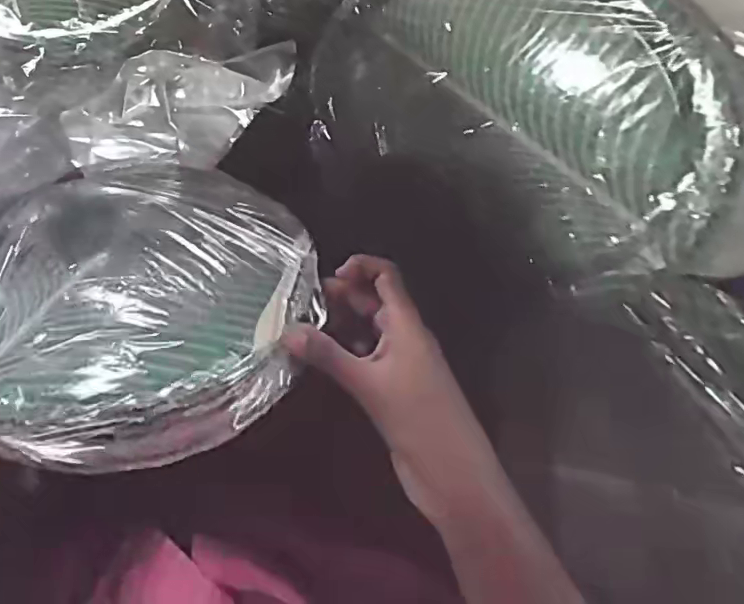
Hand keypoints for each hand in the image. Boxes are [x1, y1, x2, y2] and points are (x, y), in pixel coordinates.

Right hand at [283, 256, 502, 524]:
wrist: (456, 478)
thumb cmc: (420, 419)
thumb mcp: (369, 385)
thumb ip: (328, 356)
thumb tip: (287, 330)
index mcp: (407, 325)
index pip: (387, 276)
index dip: (361, 266)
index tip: (330, 275)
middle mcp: (405, 337)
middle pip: (375, 300)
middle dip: (343, 294)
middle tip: (305, 300)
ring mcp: (402, 363)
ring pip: (370, 328)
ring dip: (342, 321)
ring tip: (306, 324)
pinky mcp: (395, 388)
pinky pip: (368, 355)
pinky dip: (347, 348)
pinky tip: (322, 357)